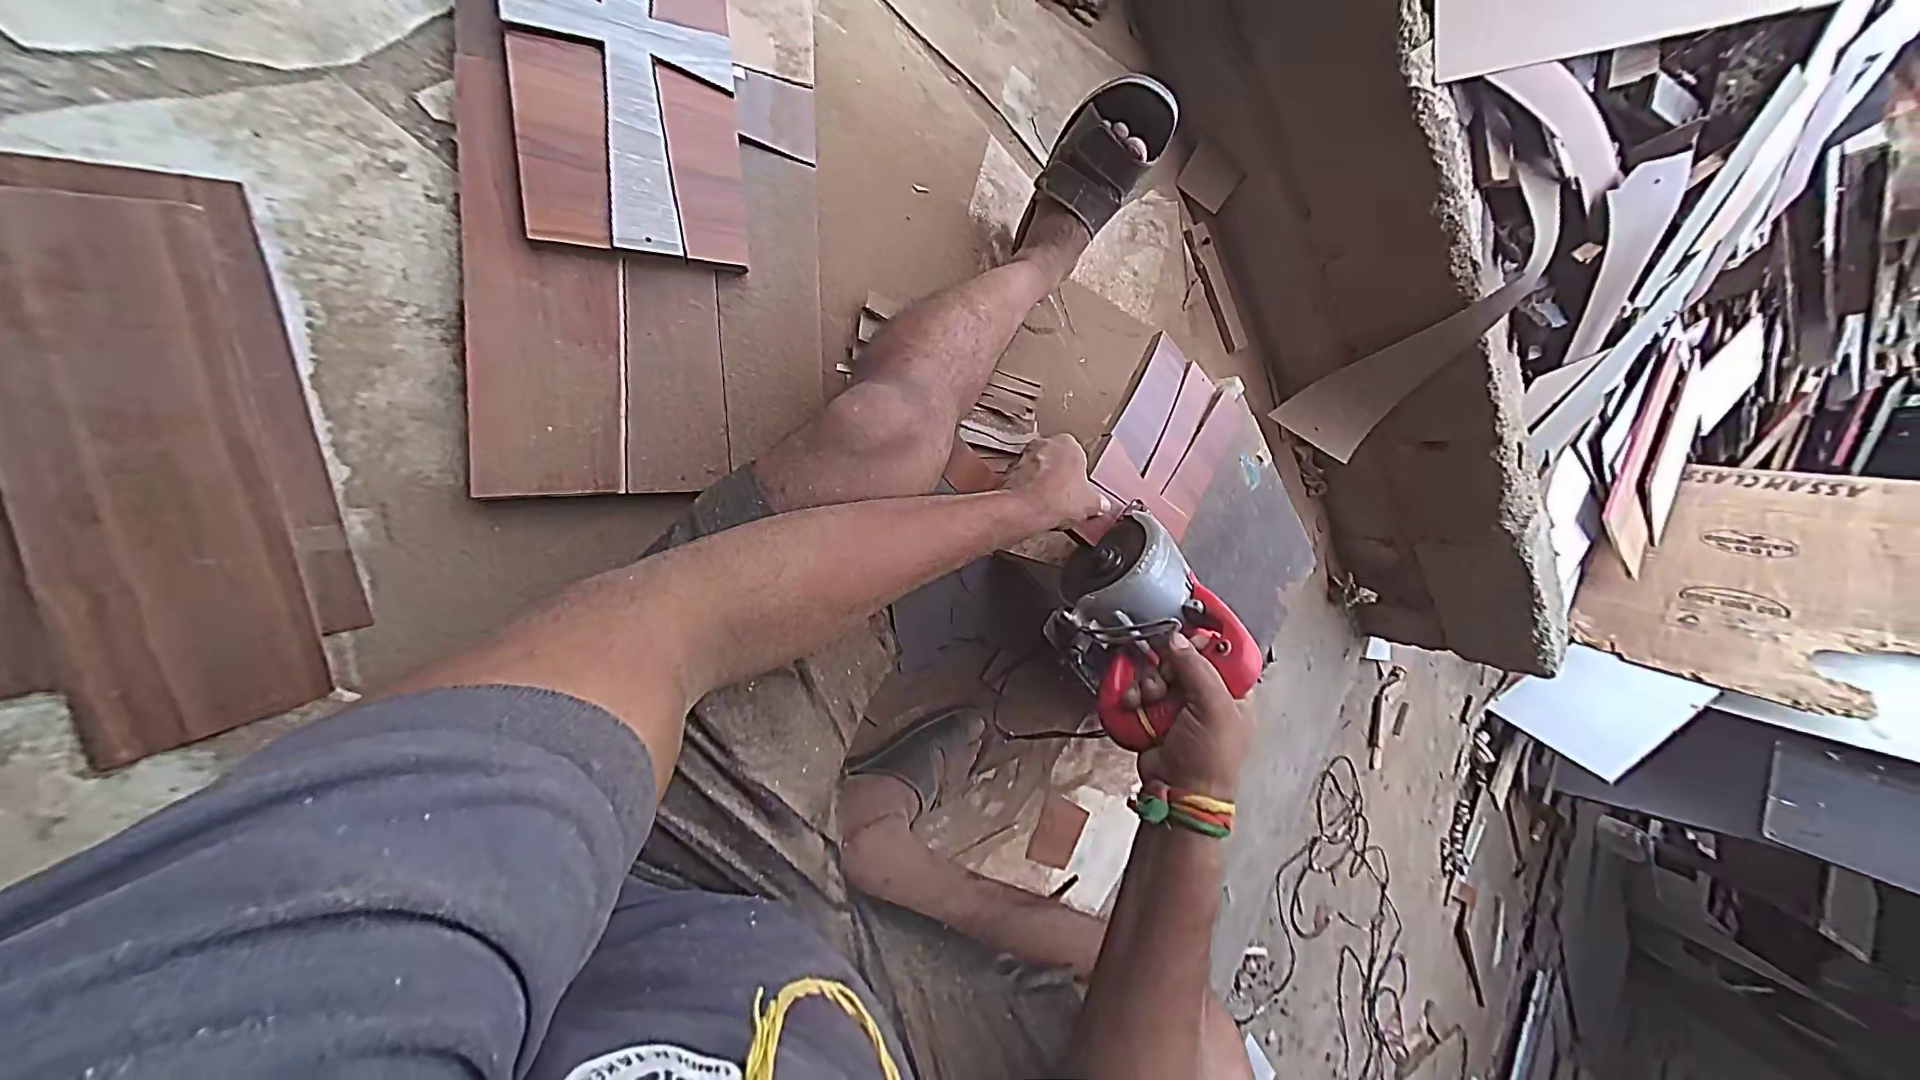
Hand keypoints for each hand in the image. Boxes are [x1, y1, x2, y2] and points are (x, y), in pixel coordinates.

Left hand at [1001, 434, 1110, 530]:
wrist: (1024, 510)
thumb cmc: (1055, 498)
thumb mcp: (1090, 504)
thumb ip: (1099, 502)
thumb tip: (1101, 506)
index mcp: (1068, 442)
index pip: (1079, 456)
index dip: (1080, 476)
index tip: (1079, 490)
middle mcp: (1043, 443)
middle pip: (1056, 460)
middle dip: (1059, 476)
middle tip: (1065, 497)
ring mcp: (1023, 456)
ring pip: (1037, 469)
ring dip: (1041, 483)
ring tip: (1048, 504)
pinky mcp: (1008, 471)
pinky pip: (1022, 480)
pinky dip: (1027, 490)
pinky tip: (1034, 506)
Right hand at [1136, 632, 1253, 798]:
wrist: (1177, 792)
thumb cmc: (1210, 762)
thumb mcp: (1213, 708)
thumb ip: (1197, 668)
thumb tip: (1177, 639)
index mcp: (1233, 690)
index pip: (1219, 649)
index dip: (1200, 640)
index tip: (1183, 635)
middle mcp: (1205, 692)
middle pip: (1179, 657)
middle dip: (1166, 667)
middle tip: (1166, 680)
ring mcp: (1178, 702)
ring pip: (1155, 671)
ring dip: (1148, 683)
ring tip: (1151, 700)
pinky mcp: (1154, 711)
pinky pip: (1138, 688)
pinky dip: (1134, 695)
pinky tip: (1138, 706)